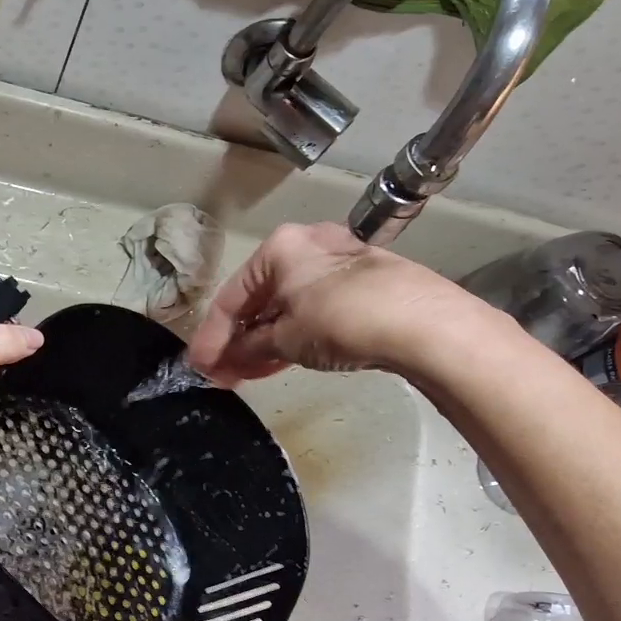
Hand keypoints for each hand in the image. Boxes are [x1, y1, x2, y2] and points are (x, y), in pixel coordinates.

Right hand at [187, 222, 507, 384]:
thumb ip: (248, 349)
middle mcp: (306, 245)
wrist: (421, 322)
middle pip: (258, 299)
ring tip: (247, 374)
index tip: (199, 368)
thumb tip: (226, 359)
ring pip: (285, 306)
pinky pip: (310, 311)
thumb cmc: (340, 320)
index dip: (211, 338)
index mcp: (279, 248)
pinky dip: (291, 335)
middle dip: (237, 340)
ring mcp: (336, 263)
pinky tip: (280, 360)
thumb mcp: (284, 339)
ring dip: (263, 341)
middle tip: (222, 374)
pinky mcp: (361, 283)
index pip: (230, 298)